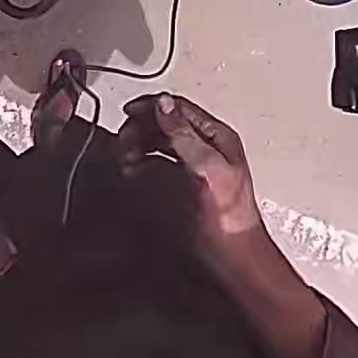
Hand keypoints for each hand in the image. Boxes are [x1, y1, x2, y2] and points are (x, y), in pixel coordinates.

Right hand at [118, 93, 266, 245]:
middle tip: (125, 138)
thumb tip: (165, 106)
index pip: (179, 108)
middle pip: (167, 122)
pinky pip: (158, 160)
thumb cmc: (230, 213)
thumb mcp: (207, 166)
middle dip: (141, 126)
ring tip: (126, 154)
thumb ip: (184, 135)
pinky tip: (133, 167)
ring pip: (160, 140)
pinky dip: (142, 159)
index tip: (130, 112)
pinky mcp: (184, 181)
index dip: (153, 106)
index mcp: (216, 136)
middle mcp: (206, 145)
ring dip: (139, 143)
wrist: (232, 251)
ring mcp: (194, 163)